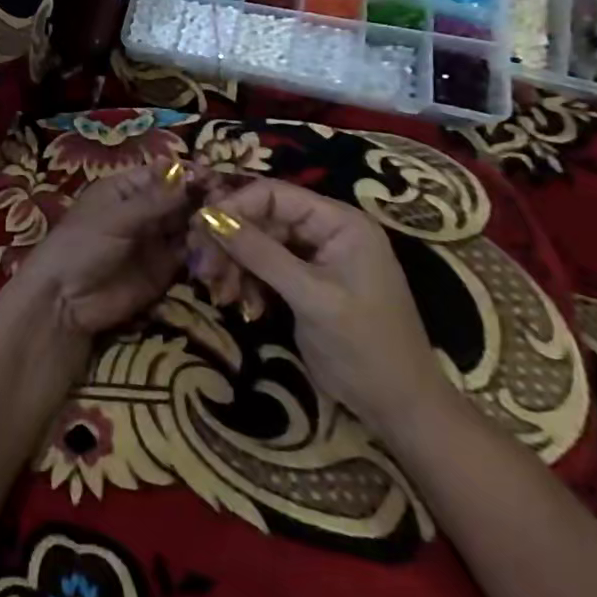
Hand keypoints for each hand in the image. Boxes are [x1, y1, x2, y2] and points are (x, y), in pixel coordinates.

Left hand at [20, 161, 207, 336]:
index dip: (189, 175)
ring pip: (191, 224)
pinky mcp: (166, 267)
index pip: (164, 174)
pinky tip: (217, 250)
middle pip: (183, 198)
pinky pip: (192, 253)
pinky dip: (206, 250)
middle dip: (205, 200)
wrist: (65, 300)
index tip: (215, 179)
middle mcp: (144, 210)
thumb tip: (190, 175)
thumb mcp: (115, 219)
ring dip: (207, 225)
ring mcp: (156, 238)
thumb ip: (154, 201)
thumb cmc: (80, 247)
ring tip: (223, 229)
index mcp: (124, 189)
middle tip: (227, 206)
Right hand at [189, 178, 448, 430]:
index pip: (273, 193)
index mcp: (340, 223)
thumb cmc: (364, 343)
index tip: (200, 231)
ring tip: (221, 293)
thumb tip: (208, 217)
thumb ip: (260, 253)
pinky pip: (258, 267)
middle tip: (203, 268)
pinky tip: (238, 304)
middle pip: (258, 218)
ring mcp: (312, 257)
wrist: (395, 403)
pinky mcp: (299, 281)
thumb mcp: (310, 296)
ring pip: (253, 243)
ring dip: (231, 266)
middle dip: (228, 242)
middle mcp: (325, 231)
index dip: (234, 207)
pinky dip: (242, 282)